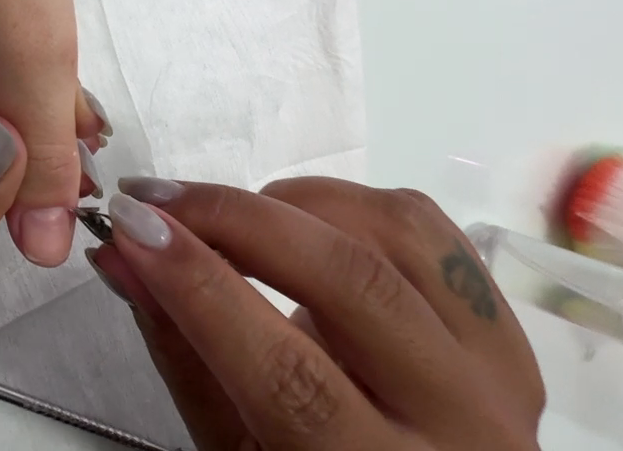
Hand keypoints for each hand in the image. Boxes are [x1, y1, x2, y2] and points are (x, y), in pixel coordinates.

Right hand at [91, 178, 543, 449]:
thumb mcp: (229, 447)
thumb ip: (178, 347)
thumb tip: (118, 249)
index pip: (288, 372)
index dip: (199, 285)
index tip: (128, 221)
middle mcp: (468, 425)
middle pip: (351, 282)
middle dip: (233, 218)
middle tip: (153, 196)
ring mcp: (499, 367)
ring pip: (395, 230)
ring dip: (290, 203)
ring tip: (229, 221)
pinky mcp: (505, 323)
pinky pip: (424, 224)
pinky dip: (345, 200)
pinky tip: (298, 224)